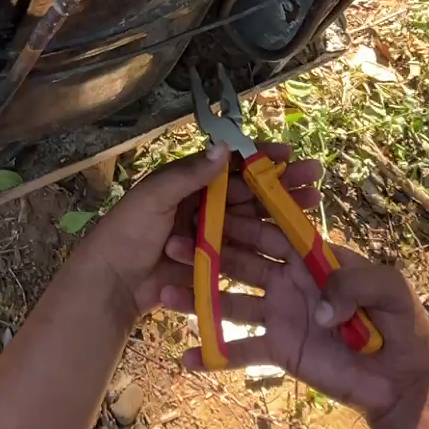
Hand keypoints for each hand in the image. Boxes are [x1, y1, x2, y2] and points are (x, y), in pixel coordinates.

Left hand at [77, 142, 323, 320]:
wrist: (112, 282)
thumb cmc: (128, 231)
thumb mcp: (155, 196)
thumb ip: (189, 174)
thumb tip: (225, 147)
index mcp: (188, 182)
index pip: (230, 165)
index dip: (259, 158)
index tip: (289, 152)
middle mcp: (204, 205)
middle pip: (249, 191)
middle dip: (282, 182)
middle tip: (315, 176)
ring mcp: (211, 235)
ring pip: (254, 219)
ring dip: (283, 210)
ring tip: (314, 203)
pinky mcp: (215, 264)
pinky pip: (247, 251)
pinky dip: (270, 244)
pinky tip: (298, 240)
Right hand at [161, 211, 428, 428]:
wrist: (403, 378)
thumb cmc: (399, 322)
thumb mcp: (389, 289)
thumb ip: (353, 282)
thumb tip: (317, 305)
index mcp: (306, 254)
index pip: (267, 230)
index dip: (239, 221)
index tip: (207, 211)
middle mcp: (284, 278)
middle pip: (238, 259)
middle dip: (205, 251)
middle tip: (171, 244)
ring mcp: (277, 313)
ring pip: (229, 300)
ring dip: (197, 296)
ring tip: (163, 292)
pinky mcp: (277, 348)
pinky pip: (239, 350)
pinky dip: (213, 354)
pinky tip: (185, 358)